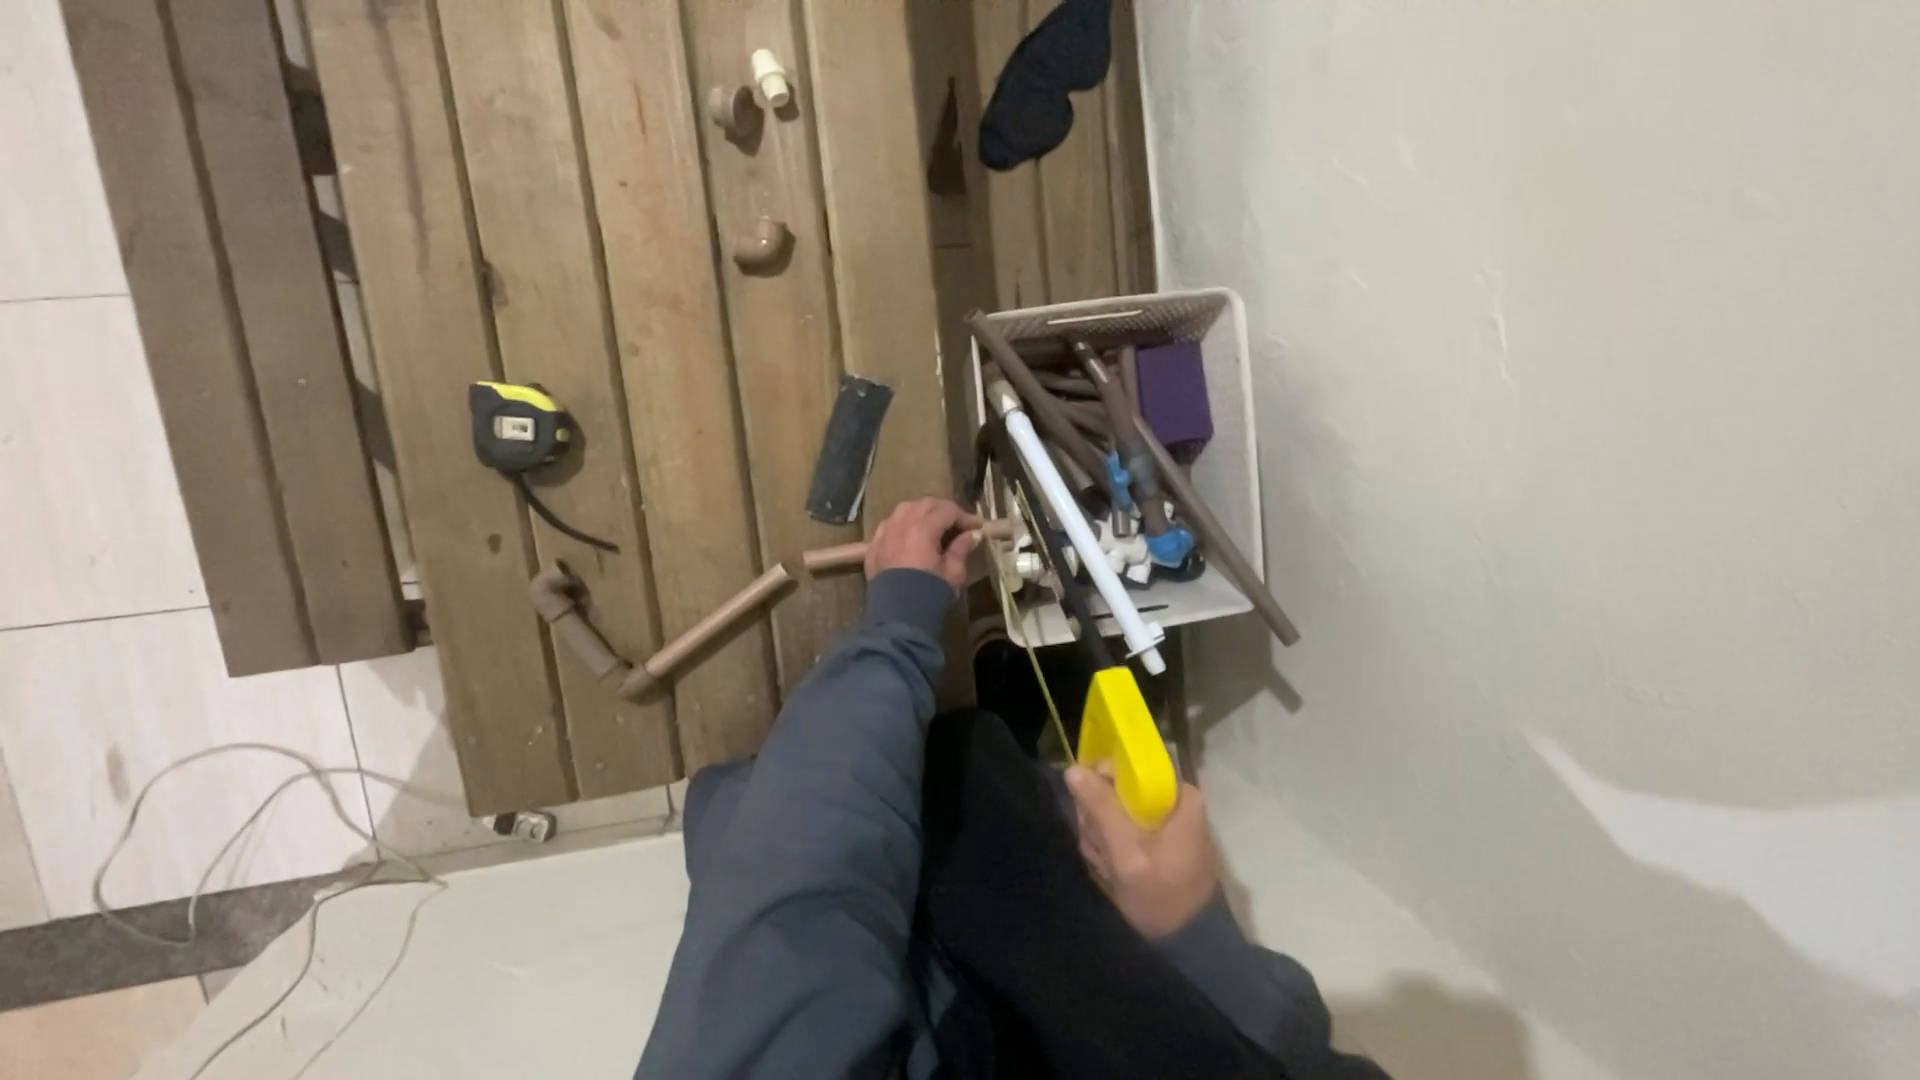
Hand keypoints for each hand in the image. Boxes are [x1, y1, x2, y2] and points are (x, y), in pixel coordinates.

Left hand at [864, 498, 983, 593]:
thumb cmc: (930, 594)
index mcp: (922, 529)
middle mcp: (901, 525)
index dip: (964, 516)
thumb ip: (962, 549)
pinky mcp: (873, 547)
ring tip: (932, 524)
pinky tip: (908, 534)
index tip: (976, 526)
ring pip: (903, 510)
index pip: (947, 510)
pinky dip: (902, 524)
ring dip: (920, 512)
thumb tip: (973, 534)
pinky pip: (888, 525)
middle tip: (956, 522)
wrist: (897, 618)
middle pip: (924, 504)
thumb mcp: (953, 573)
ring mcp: (883, 534)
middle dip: (943, 509)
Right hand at [1067, 765, 1221, 938]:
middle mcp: (1171, 799)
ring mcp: (1160, 819)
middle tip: (1105, 850)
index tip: (1093, 813)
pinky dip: (1108, 848)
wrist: (1185, 942)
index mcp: (1179, 795)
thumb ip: (1102, 810)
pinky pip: (1115, 828)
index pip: (1129, 765)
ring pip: (1110, 809)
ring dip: (1101, 838)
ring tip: (1110, 866)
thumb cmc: (1163, 897)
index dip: (1104, 784)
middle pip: (1115, 787)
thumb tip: (1072, 769)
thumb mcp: (1128, 854)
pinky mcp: (1150, 836)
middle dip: (1100, 820)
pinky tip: (1112, 870)